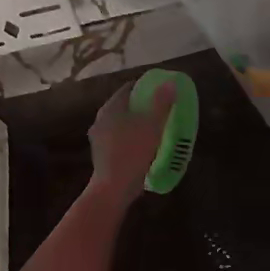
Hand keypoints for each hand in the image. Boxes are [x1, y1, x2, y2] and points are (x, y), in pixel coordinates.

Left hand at [86, 81, 173, 205]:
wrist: (114, 187)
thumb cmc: (133, 152)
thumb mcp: (152, 125)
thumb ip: (161, 103)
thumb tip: (171, 82)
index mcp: (110, 108)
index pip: (127, 89)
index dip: (144, 87)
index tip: (159, 91)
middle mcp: (100, 120)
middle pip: (123, 107)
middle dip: (140, 107)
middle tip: (159, 110)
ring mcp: (98, 138)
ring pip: (119, 124)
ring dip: (134, 124)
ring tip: (153, 128)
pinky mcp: (101, 155)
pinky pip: (118, 139)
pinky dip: (130, 138)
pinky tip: (142, 146)